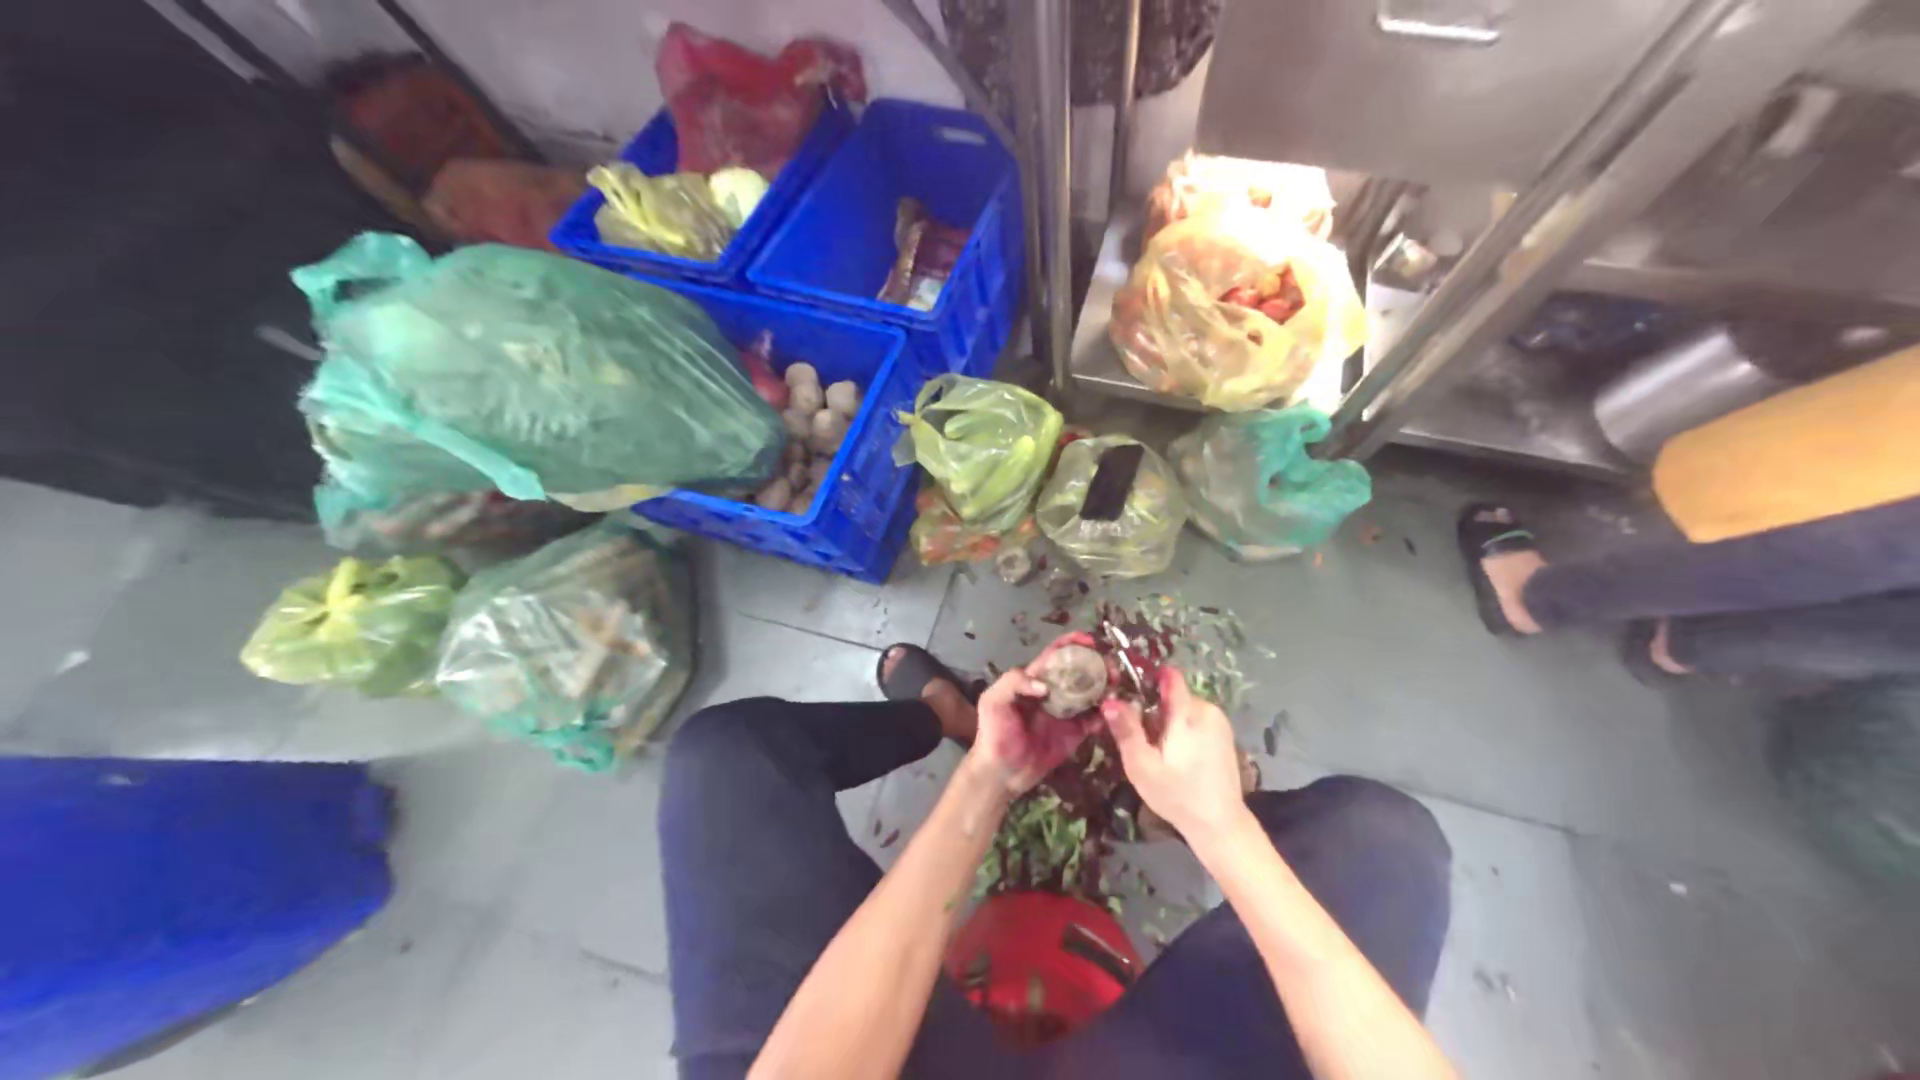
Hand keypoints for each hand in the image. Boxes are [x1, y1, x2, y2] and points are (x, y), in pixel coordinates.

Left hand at [965, 632, 1099, 795]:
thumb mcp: (993, 701)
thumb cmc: (993, 733)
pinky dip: (1106, 715)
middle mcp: (1053, 693)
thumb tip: (1045, 686)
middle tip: (1111, 668)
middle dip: (1096, 664)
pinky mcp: (1074, 734)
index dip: (1071, 644)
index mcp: (1034, 681)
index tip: (1090, 640)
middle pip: (1078, 672)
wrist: (1000, 772)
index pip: (1054, 656)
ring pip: (1090, 694)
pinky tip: (1113, 711)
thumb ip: (1013, 683)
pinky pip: (1094, 721)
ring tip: (1116, 686)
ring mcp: (1066, 714)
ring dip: (1105, 687)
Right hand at [1102, 667, 1248, 840]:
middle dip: (1154, 710)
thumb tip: (1109, 700)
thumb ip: (1126, 731)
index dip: (1148, 677)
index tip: (1129, 690)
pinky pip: (1195, 720)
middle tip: (1142, 741)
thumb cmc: (1177, 795)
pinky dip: (1182, 730)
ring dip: (1167, 722)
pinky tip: (1177, 756)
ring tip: (1158, 752)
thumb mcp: (1142, 766)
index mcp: (1187, 714)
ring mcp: (1219, 722)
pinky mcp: (1224, 735)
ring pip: (1183, 708)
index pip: (1170, 676)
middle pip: (1172, 696)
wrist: (1220, 825)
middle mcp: (1207, 710)